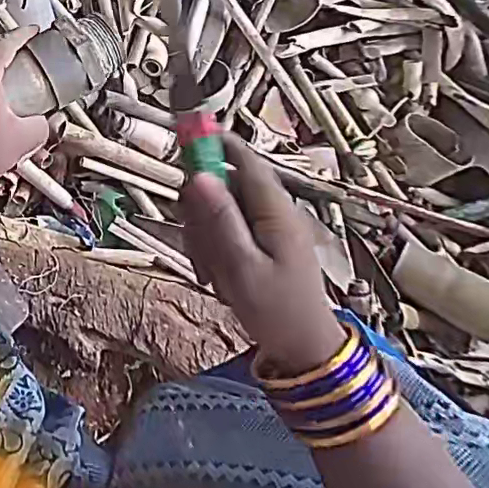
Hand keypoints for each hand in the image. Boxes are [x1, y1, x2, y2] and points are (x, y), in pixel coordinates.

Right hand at [180, 133, 345, 372]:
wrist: (304, 353)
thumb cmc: (278, 312)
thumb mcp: (242, 266)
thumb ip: (220, 220)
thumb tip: (199, 177)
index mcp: (275, 211)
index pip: (244, 159)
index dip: (213, 142)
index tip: (184, 134)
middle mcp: (271, 211)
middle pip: (221, 184)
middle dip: (199, 208)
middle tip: (197, 240)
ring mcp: (264, 226)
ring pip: (215, 207)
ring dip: (202, 233)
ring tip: (210, 266)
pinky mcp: (256, 241)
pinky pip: (220, 228)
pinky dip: (209, 246)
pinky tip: (214, 271)